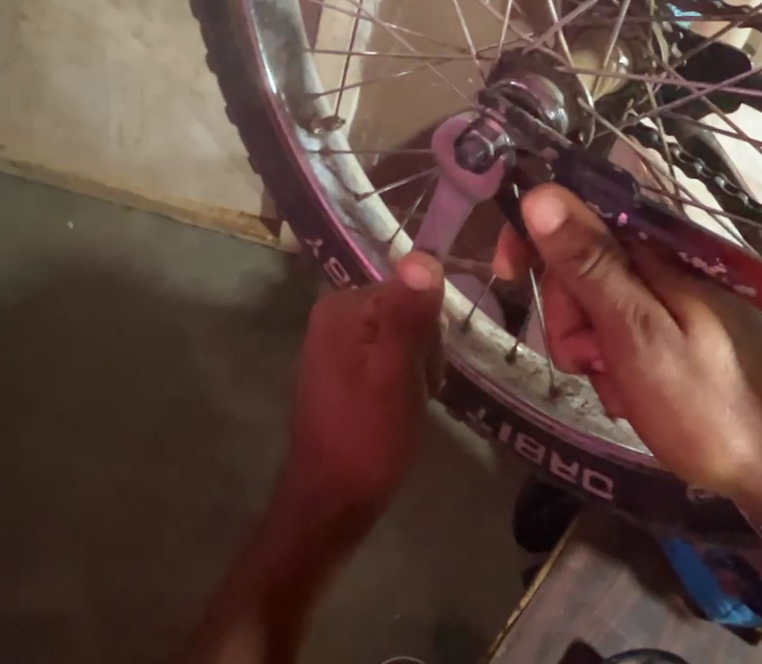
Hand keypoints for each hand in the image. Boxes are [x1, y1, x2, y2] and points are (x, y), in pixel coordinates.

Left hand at [279, 253, 445, 524]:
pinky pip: (390, 353)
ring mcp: (338, 341)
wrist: (332, 504)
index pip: (414, 291)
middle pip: (410, 310)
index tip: (422, 372)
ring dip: (417, 368)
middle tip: (414, 392)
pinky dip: (403, 378)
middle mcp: (335, 313)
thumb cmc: (366, 439)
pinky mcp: (344, 366)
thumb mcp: (395, 375)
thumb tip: (424, 257)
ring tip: (406, 403)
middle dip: (424, 351)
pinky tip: (398, 406)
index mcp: (343, 306)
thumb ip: (408, 316)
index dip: (429, 333)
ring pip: (405, 334)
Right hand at [494, 185, 761, 501]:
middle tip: (588, 357)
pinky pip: (616, 333)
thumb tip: (540, 194)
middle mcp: (662, 261)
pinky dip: (611, 364)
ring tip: (619, 385)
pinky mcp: (670, 329)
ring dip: (589, 346)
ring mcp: (667, 297)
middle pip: (579, 260)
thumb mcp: (637, 334)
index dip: (536, 229)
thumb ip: (589, 264)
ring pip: (592, 302)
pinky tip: (632, 394)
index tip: (510, 271)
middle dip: (568, 311)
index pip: (580, 206)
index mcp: (658, 248)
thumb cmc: (708, 406)